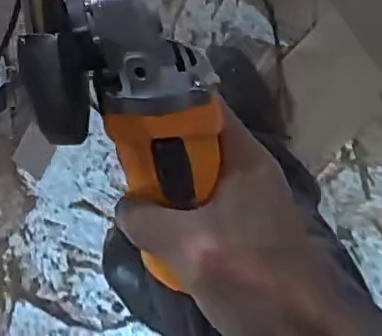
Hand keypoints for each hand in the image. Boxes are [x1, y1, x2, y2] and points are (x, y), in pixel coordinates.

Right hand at [116, 102, 381, 335]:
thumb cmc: (256, 277)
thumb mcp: (191, 248)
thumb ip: (150, 221)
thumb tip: (125, 206)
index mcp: (244, 154)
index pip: (202, 104)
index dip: (166, 103)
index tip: (133, 117)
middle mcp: (249, 168)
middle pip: (196, 141)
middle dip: (163, 154)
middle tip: (135, 172)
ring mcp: (251, 200)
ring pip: (199, 177)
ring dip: (171, 192)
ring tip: (147, 208)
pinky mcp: (249, 230)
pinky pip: (207, 207)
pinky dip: (186, 217)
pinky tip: (171, 240)